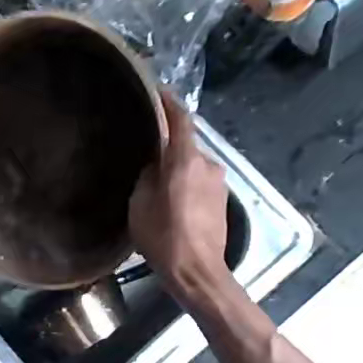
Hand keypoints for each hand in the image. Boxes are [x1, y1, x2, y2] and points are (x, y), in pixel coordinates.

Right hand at [129, 91, 229, 306]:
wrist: (198, 272)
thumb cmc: (164, 238)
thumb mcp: (140, 203)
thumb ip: (148, 174)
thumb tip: (155, 162)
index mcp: (186, 160)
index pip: (180, 118)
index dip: (168, 101)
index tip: (155, 90)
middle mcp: (208, 164)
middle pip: (186, 143)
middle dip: (168, 145)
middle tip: (145, 151)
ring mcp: (219, 182)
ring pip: (193, 164)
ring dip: (177, 168)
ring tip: (156, 181)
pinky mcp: (222, 200)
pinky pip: (200, 181)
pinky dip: (186, 182)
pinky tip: (172, 199)